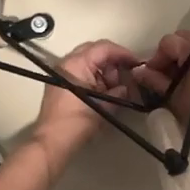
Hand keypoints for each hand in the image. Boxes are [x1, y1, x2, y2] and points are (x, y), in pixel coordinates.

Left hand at [27, 39, 140, 167]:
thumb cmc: (78, 123)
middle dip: (113, 62)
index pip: (104, 48)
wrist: (52, 142)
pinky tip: (104, 92)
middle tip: (126, 76)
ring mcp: (62, 73)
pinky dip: (95, 78)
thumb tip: (127, 87)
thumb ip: (119, 93)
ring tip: (116, 89)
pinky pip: (81, 72)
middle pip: (95, 51)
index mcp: (76, 64)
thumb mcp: (104, 106)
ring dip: (104, 71)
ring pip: (88, 61)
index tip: (137, 64)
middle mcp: (67, 63)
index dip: (123, 53)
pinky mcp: (61, 84)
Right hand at [132, 31, 189, 148]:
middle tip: (164, 77)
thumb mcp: (174, 97)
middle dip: (169, 55)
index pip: (168, 42)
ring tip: (178, 82)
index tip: (153, 76)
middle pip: (182, 39)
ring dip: (182, 59)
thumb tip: (137, 71)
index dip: (156, 58)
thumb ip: (155, 80)